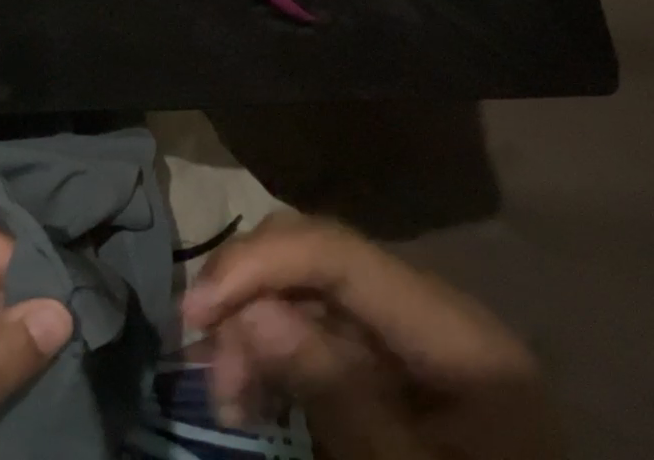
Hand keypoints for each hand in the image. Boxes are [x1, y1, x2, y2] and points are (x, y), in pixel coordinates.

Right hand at [181, 214, 559, 459]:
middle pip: (311, 256)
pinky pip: (308, 325)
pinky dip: (267, 351)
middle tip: (206, 368)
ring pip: (299, 287)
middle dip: (244, 297)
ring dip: (247, 330)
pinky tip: (250, 397)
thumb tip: (253, 311)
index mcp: (459, 334)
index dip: (255, 264)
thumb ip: (339, 396)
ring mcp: (407, 331)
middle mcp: (431, 310)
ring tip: (227, 401)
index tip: (194, 314)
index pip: (338, 253)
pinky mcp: (386, 356)